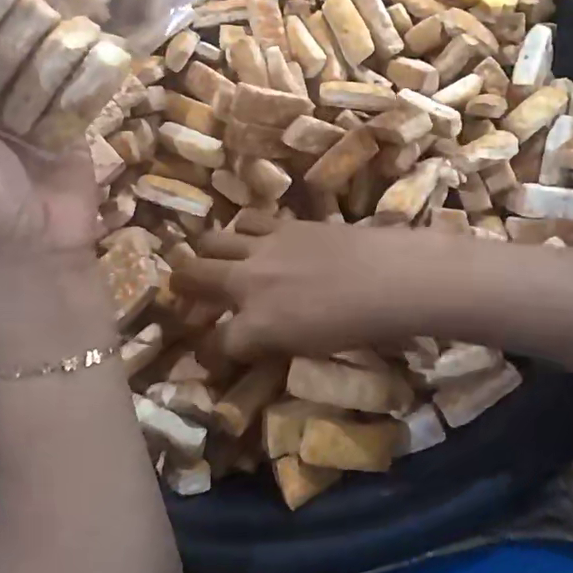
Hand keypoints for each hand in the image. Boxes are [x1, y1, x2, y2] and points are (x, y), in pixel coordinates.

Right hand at [177, 213, 458, 359]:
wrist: (391, 278)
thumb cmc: (360, 327)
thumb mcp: (308, 347)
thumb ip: (271, 340)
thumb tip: (253, 336)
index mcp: (256, 327)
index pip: (216, 343)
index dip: (209, 350)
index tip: (211, 350)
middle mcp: (247, 284)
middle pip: (193, 278)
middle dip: (181, 286)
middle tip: (183, 289)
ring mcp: (261, 250)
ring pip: (210, 242)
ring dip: (205, 252)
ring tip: (210, 257)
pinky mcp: (282, 225)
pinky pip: (246, 221)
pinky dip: (240, 231)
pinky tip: (248, 237)